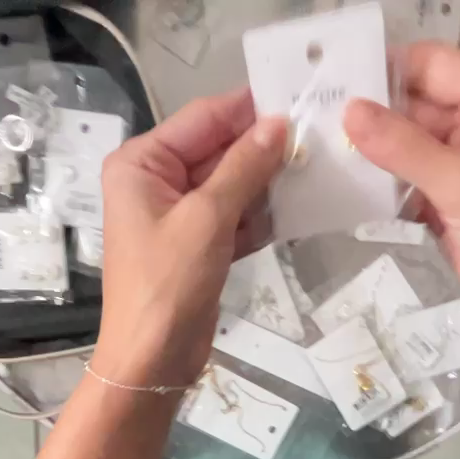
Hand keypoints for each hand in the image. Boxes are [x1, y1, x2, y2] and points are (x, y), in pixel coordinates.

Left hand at [97, 88, 286, 382]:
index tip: (298, 97)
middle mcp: (157, 182)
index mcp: (142, 164)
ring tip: (314, 170)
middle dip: (261, 149)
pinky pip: (234, 219)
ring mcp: (180, 217)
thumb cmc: (168, 285)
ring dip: (266, 184)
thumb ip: (243, 169)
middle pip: (218, 151)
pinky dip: (260, 218)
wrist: (153, 360)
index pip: (202, 120)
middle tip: (317, 137)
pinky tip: (297, 210)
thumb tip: (280, 125)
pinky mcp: (200, 248)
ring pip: (231, 186)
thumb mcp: (206, 219)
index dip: (248, 110)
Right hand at [344, 44, 459, 331]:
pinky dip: (384, 186)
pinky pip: (408, 180)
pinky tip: (351, 192)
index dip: (387, 70)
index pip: (432, 66)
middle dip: (373, 115)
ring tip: (326, 157)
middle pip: (414, 104)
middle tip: (318, 126)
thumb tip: (350, 113)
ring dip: (374, 153)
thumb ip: (407, 149)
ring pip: (407, 144)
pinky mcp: (447, 200)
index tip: (336, 85)